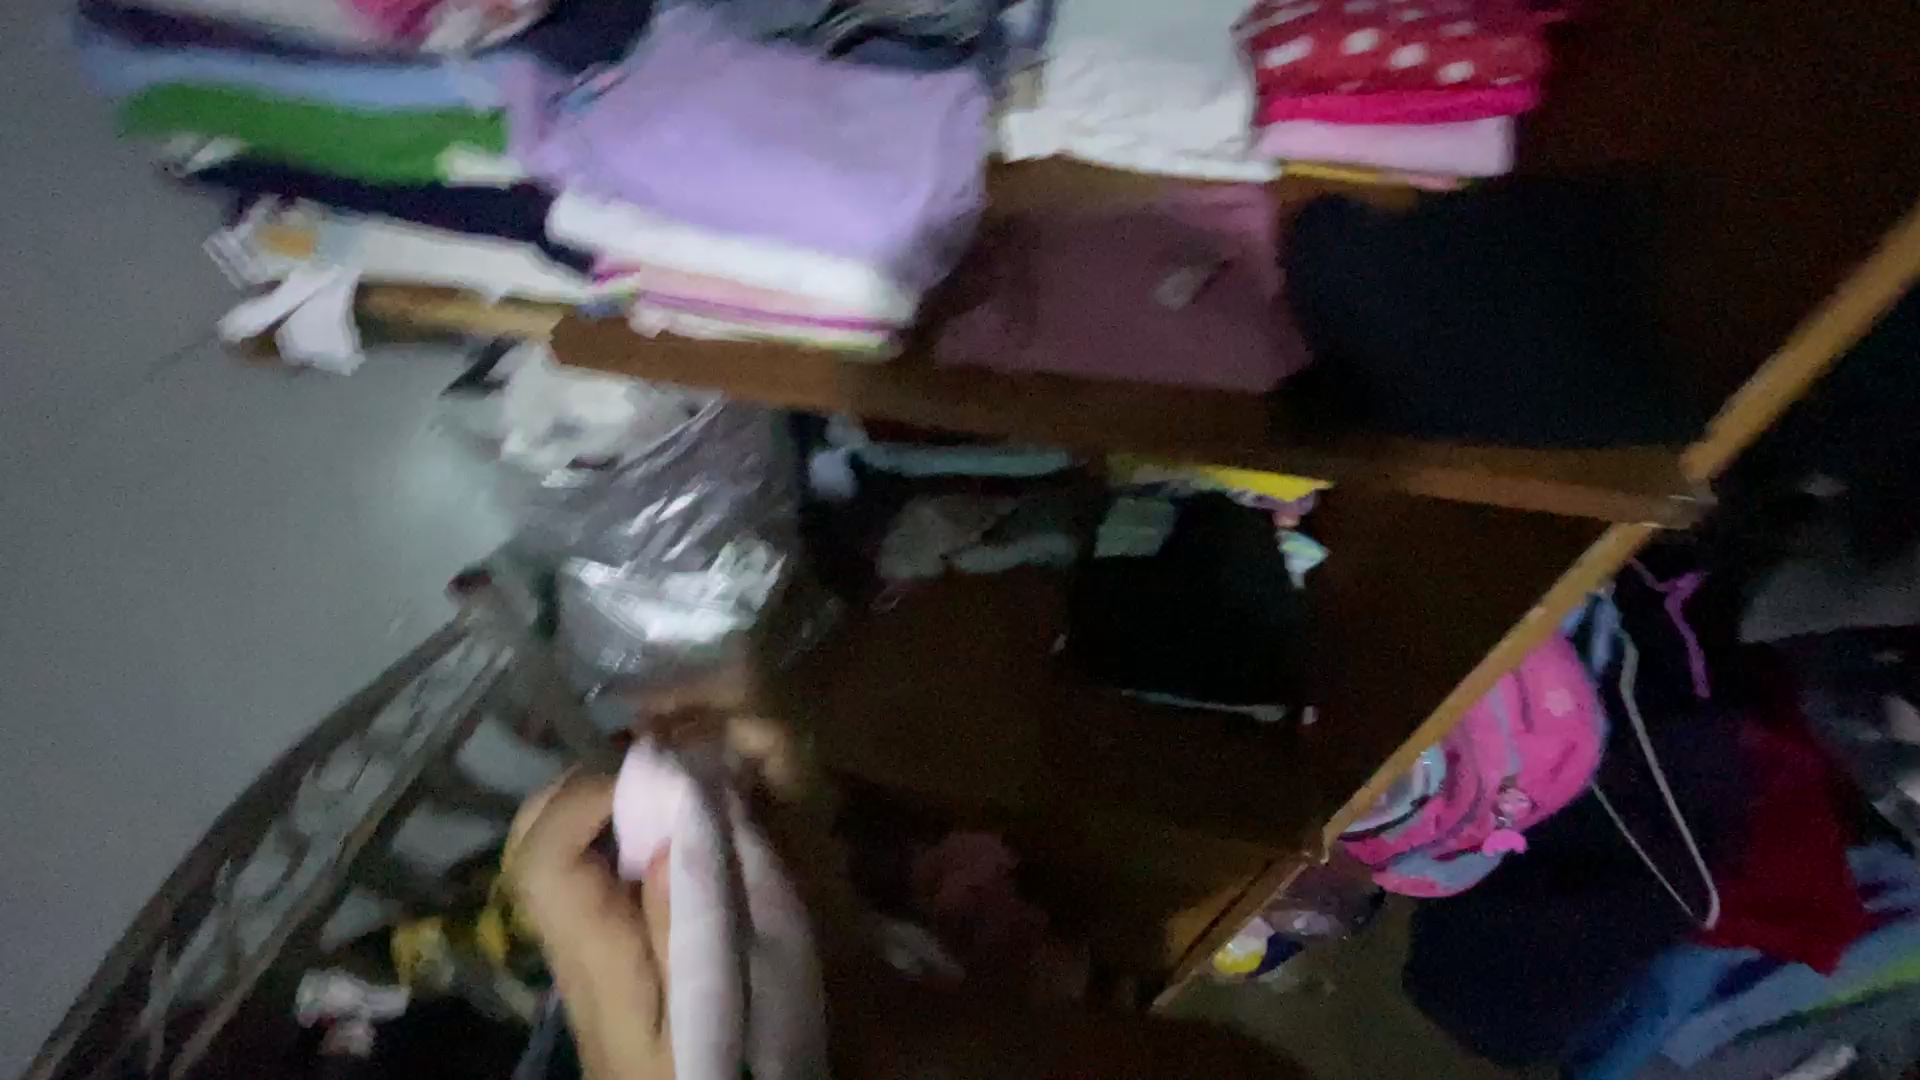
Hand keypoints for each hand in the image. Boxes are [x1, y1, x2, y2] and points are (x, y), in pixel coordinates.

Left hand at [506, 773, 673, 1079]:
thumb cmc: (699, 1068)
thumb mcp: (705, 1013)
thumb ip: (683, 933)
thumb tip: (665, 841)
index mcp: (590, 948)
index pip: (541, 857)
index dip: (587, 796)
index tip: (660, 772)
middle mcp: (571, 927)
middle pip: (532, 832)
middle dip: (591, 778)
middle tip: (665, 761)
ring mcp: (584, 923)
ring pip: (559, 833)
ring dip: (612, 789)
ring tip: (679, 774)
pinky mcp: (607, 925)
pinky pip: (597, 850)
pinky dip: (631, 815)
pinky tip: (684, 814)